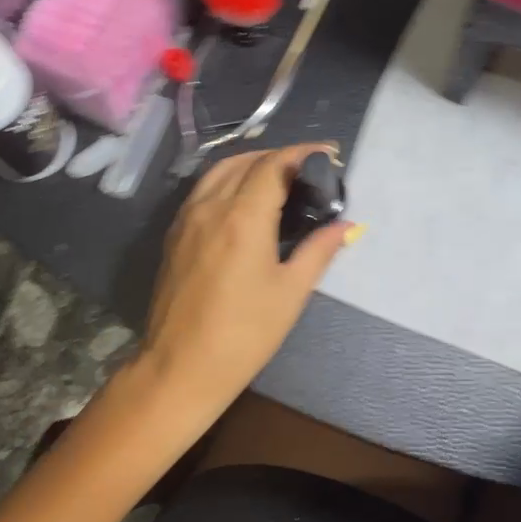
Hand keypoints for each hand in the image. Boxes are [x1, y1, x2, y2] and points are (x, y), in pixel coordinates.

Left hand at [140, 144, 356, 406]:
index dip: (302, 154)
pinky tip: (244, 201)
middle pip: (245, 161)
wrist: (179, 368)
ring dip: (250, 164)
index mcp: (242, 217)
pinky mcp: (174, 235)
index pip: (273, 165)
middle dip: (278, 156)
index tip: (329, 154)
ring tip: (278, 179)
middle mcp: (210, 207)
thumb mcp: (290, 293)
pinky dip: (227, 181)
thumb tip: (346, 226)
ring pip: (218, 172)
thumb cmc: (243, 335)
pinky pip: (203, 191)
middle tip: (308, 170)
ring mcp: (186, 219)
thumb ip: (318, 251)